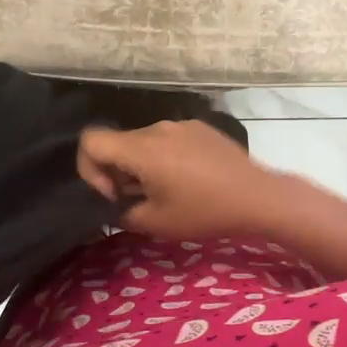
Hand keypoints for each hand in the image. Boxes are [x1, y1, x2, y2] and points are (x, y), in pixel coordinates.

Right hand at [77, 120, 304, 240]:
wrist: (257, 196)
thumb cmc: (204, 211)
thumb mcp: (156, 223)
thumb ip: (122, 212)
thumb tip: (116, 204)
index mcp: (142, 148)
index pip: (90, 140)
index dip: (90, 169)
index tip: (114, 194)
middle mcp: (158, 128)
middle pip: (119, 143)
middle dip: (119, 173)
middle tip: (140, 200)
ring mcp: (182, 124)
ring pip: (144, 142)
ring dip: (143, 166)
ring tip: (168, 192)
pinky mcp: (200, 127)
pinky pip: (168, 139)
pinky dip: (165, 158)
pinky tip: (189, 180)